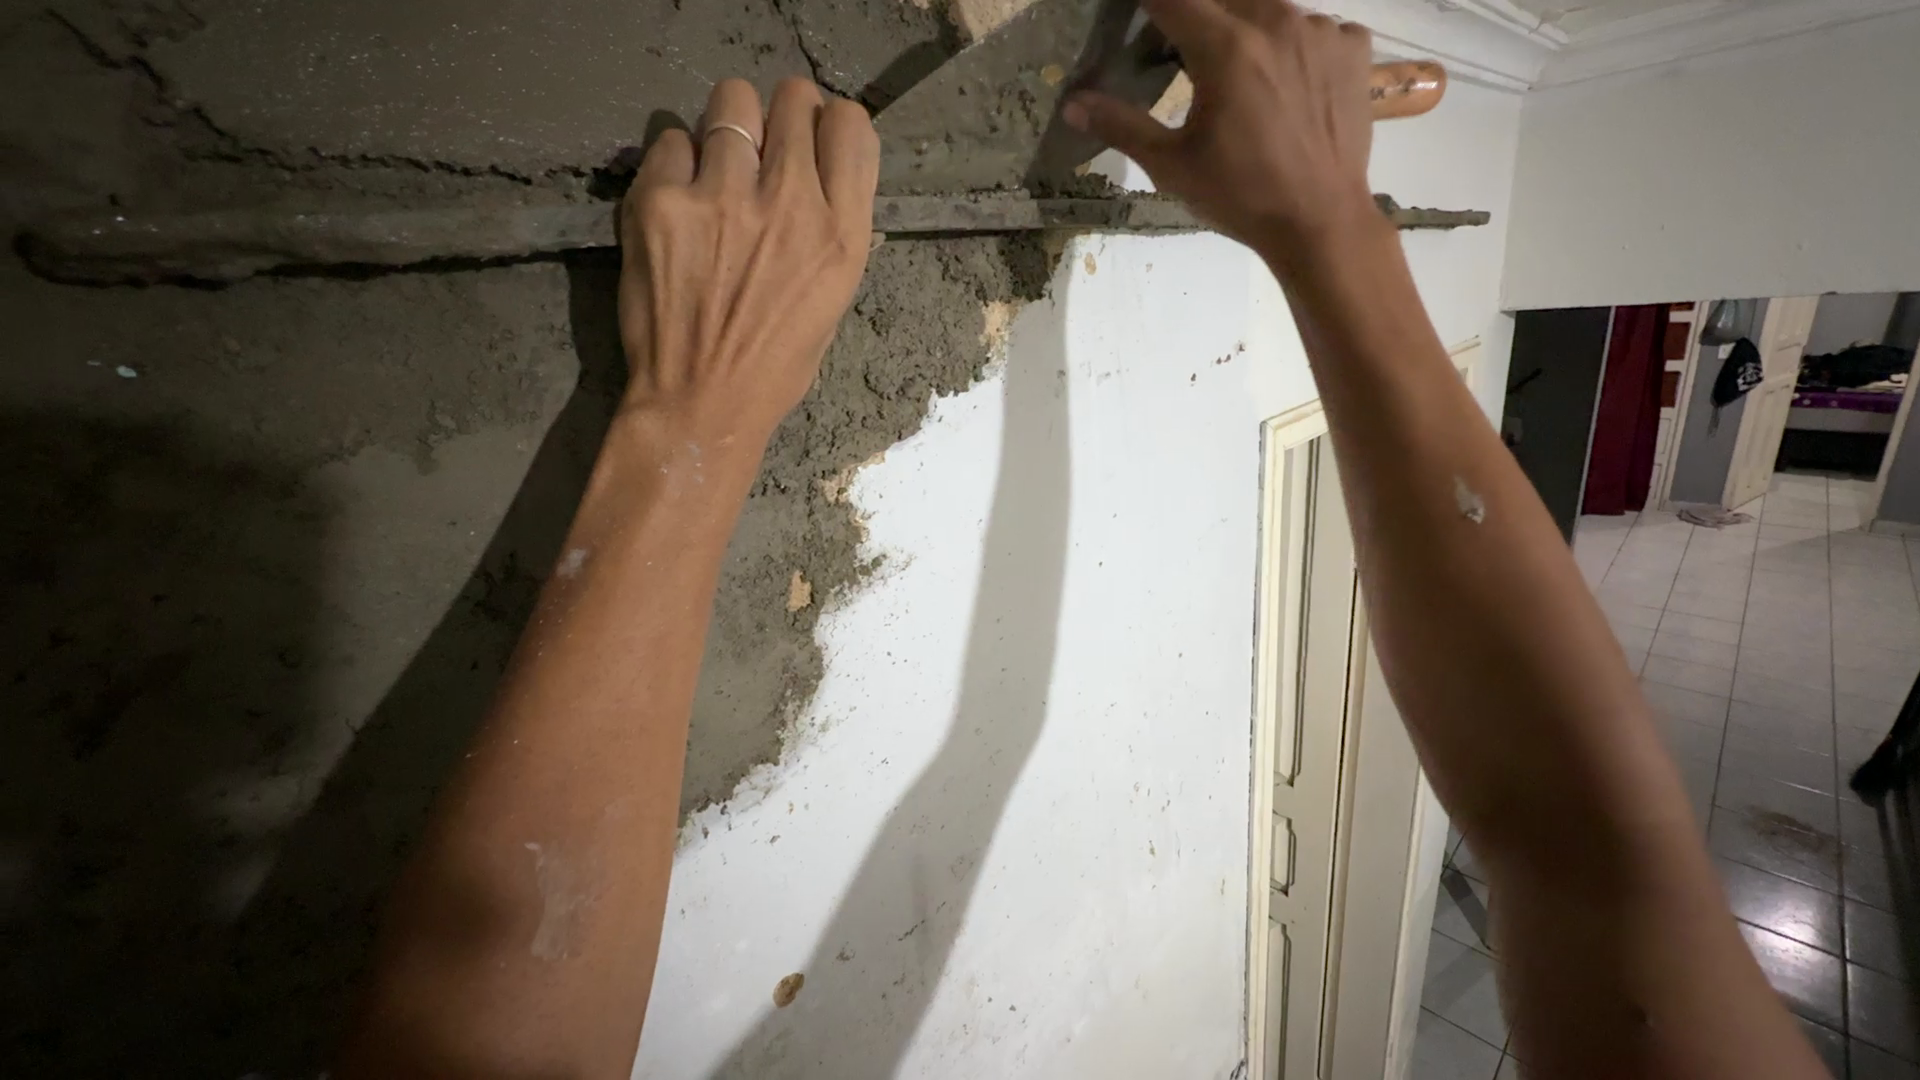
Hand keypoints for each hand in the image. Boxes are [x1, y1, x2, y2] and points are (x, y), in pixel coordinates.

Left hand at [618, 78, 878, 459]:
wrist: (701, 402)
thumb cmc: (775, 365)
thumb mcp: (833, 302)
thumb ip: (833, 232)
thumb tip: (822, 178)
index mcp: (841, 236)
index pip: (850, 126)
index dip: (831, 125)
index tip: (814, 145)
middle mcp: (790, 204)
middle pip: (793, 95)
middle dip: (782, 116)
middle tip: (764, 151)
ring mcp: (722, 198)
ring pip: (731, 100)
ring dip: (728, 130)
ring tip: (717, 173)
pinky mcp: (661, 200)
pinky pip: (672, 139)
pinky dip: (676, 163)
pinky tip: (679, 205)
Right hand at [1062, 0, 1377, 254]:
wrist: (1319, 221)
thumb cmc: (1239, 197)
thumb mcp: (1172, 166)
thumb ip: (1122, 126)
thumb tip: (1072, 103)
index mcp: (1226, 48)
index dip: (1149, 2)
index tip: (1136, 11)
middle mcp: (1276, 21)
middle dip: (1197, 17)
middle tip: (1183, 53)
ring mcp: (1321, 29)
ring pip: (1269, 8)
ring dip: (1245, 30)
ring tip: (1238, 77)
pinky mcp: (1352, 46)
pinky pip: (1313, 28)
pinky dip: (1292, 47)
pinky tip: (1285, 87)